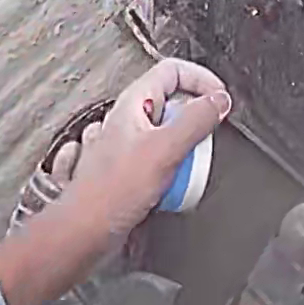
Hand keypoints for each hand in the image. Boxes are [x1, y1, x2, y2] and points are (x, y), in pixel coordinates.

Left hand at [61, 58, 231, 239]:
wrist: (84, 234)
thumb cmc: (113, 192)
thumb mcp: (165, 150)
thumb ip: (196, 121)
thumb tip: (220, 99)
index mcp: (133, 101)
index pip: (174, 70)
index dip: (201, 79)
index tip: (220, 99)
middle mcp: (129, 117)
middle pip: (174, 101)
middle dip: (195, 120)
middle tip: (202, 142)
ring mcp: (128, 142)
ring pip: (168, 130)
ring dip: (185, 146)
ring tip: (183, 169)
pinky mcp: (129, 167)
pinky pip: (160, 155)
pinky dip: (172, 166)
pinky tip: (169, 185)